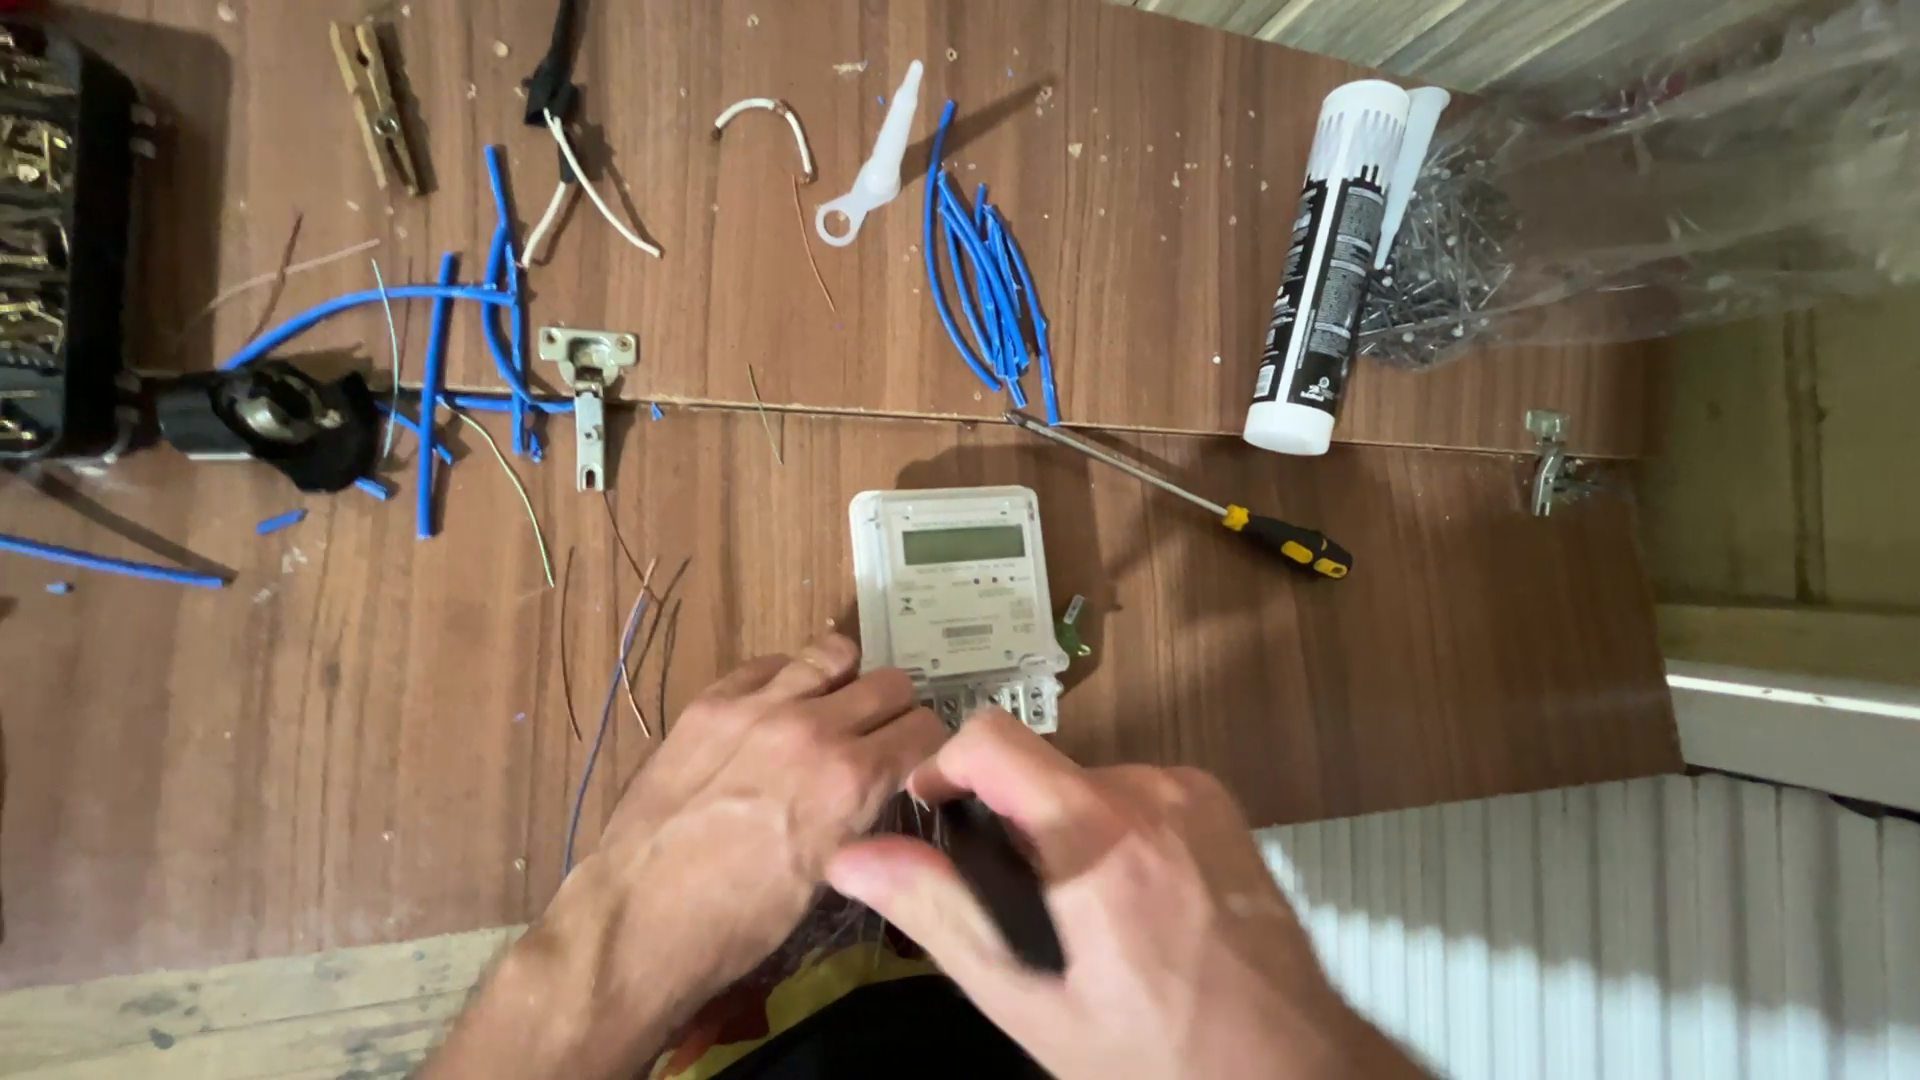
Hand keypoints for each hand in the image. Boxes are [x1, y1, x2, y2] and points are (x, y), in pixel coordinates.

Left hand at [577, 631, 944, 994]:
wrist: (640, 921)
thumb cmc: (742, 921)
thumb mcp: (830, 872)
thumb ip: (864, 807)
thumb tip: (883, 777)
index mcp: (852, 780)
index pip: (924, 728)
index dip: (926, 745)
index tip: (914, 758)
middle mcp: (816, 729)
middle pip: (892, 682)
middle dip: (896, 710)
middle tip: (877, 734)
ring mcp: (760, 707)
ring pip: (836, 652)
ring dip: (846, 680)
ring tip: (831, 706)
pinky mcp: (713, 700)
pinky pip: (772, 663)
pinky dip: (787, 681)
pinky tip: (776, 709)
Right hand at [827, 710, 1423, 1079]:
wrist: (1296, 1070)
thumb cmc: (1154, 1053)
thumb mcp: (1030, 1001)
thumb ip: (940, 913)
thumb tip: (854, 857)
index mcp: (1096, 833)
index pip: (991, 738)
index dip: (946, 766)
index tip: (937, 816)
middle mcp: (1147, 789)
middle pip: (1037, 769)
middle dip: (1012, 821)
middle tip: (1023, 903)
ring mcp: (1190, 789)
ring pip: (1085, 782)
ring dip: (1065, 829)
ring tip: (1083, 912)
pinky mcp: (1217, 798)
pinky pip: (1134, 790)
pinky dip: (1113, 827)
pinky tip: (1132, 897)